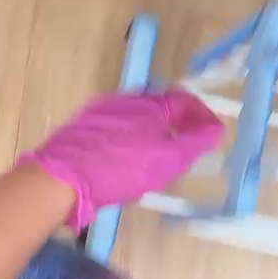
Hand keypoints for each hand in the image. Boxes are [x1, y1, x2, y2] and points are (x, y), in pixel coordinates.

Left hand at [22, 89, 226, 230]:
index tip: (212, 136)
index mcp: (149, 103)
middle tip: (187, 150)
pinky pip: (116, 132)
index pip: (184, 99)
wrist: (61, 179)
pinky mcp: (83, 130)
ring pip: (137, 121)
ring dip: (153, 136)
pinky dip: (130, 144)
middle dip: (177, 126)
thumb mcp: (166, 160)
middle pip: (160, 108)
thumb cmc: (120, 168)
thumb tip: (216, 130)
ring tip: (159, 162)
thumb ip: (194, 144)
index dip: (201, 117)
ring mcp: (100, 113)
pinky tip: (128, 166)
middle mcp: (124, 100)